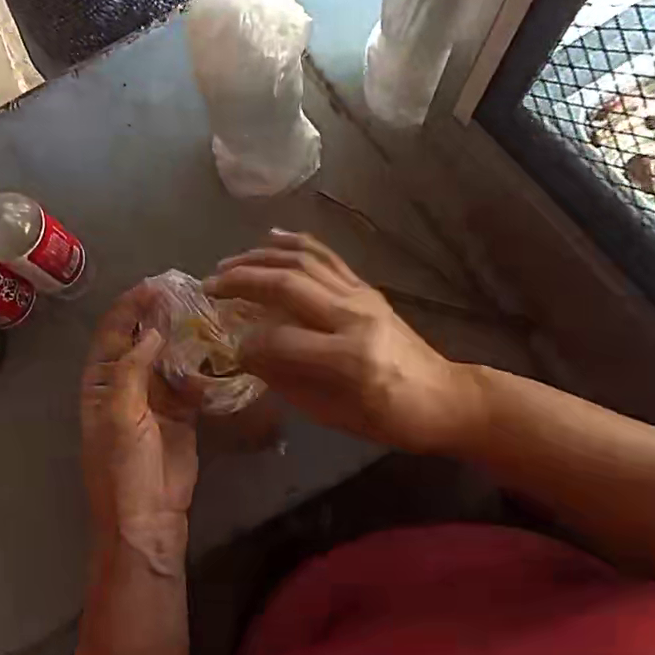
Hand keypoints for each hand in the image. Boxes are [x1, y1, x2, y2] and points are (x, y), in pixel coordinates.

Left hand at [80, 284, 199, 576]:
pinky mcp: (181, 413)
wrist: (148, 518)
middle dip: (160, 316)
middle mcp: (126, 383)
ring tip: (207, 312)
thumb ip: (135, 369)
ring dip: (183, 337)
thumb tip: (153, 330)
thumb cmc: (123, 467)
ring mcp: (155, 398)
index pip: (114, 333)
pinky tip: (218, 348)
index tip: (155, 285)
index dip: (131, 307)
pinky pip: (190, 381)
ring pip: (169, 357)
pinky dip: (202, 366)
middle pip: (142, 339)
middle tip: (187, 291)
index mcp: (102, 382)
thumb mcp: (122, 415)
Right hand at [204, 230, 483, 452]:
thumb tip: (247, 355)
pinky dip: (295, 243)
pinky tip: (270, 237)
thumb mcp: (334, 414)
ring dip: (260, 258)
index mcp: (348, 357)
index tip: (230, 350)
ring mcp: (361, 296)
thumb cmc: (390, 417)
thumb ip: (288, 382)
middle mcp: (353, 316)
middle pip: (287, 285)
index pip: (281, 339)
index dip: (247, 344)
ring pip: (303, 263)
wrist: (445, 397)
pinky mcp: (366, 288)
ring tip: (228, 263)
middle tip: (210, 285)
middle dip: (242, 281)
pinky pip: (326, 258)